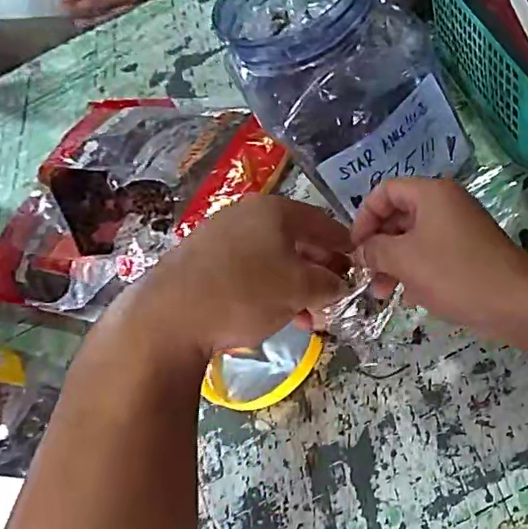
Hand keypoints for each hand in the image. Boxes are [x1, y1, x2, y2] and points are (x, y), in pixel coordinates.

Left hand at [61, 0, 141, 25]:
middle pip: (97, 1)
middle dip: (78, 6)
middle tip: (61, 9)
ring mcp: (131, 4)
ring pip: (104, 13)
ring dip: (85, 16)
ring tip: (71, 18)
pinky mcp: (134, 14)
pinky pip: (112, 20)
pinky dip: (97, 22)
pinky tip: (84, 23)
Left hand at [117, 194, 352, 359]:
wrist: (168, 317)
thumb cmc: (245, 293)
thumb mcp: (300, 289)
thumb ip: (329, 283)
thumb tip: (338, 283)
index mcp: (274, 210)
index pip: (323, 223)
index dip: (345, 246)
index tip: (359, 267)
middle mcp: (245, 215)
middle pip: (296, 241)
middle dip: (319, 272)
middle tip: (334, 299)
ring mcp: (219, 237)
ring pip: (271, 260)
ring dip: (295, 287)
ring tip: (308, 318)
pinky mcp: (200, 262)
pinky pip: (247, 272)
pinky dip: (267, 291)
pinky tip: (274, 316)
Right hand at [351, 178, 527, 336]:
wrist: (516, 302)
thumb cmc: (454, 274)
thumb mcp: (403, 260)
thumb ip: (375, 250)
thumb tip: (362, 250)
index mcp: (430, 194)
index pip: (385, 192)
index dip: (364, 217)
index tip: (355, 247)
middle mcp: (446, 204)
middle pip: (399, 216)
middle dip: (378, 245)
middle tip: (366, 274)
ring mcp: (460, 229)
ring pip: (414, 239)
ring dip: (394, 263)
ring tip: (383, 293)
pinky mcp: (469, 253)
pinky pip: (433, 254)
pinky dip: (416, 271)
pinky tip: (409, 298)